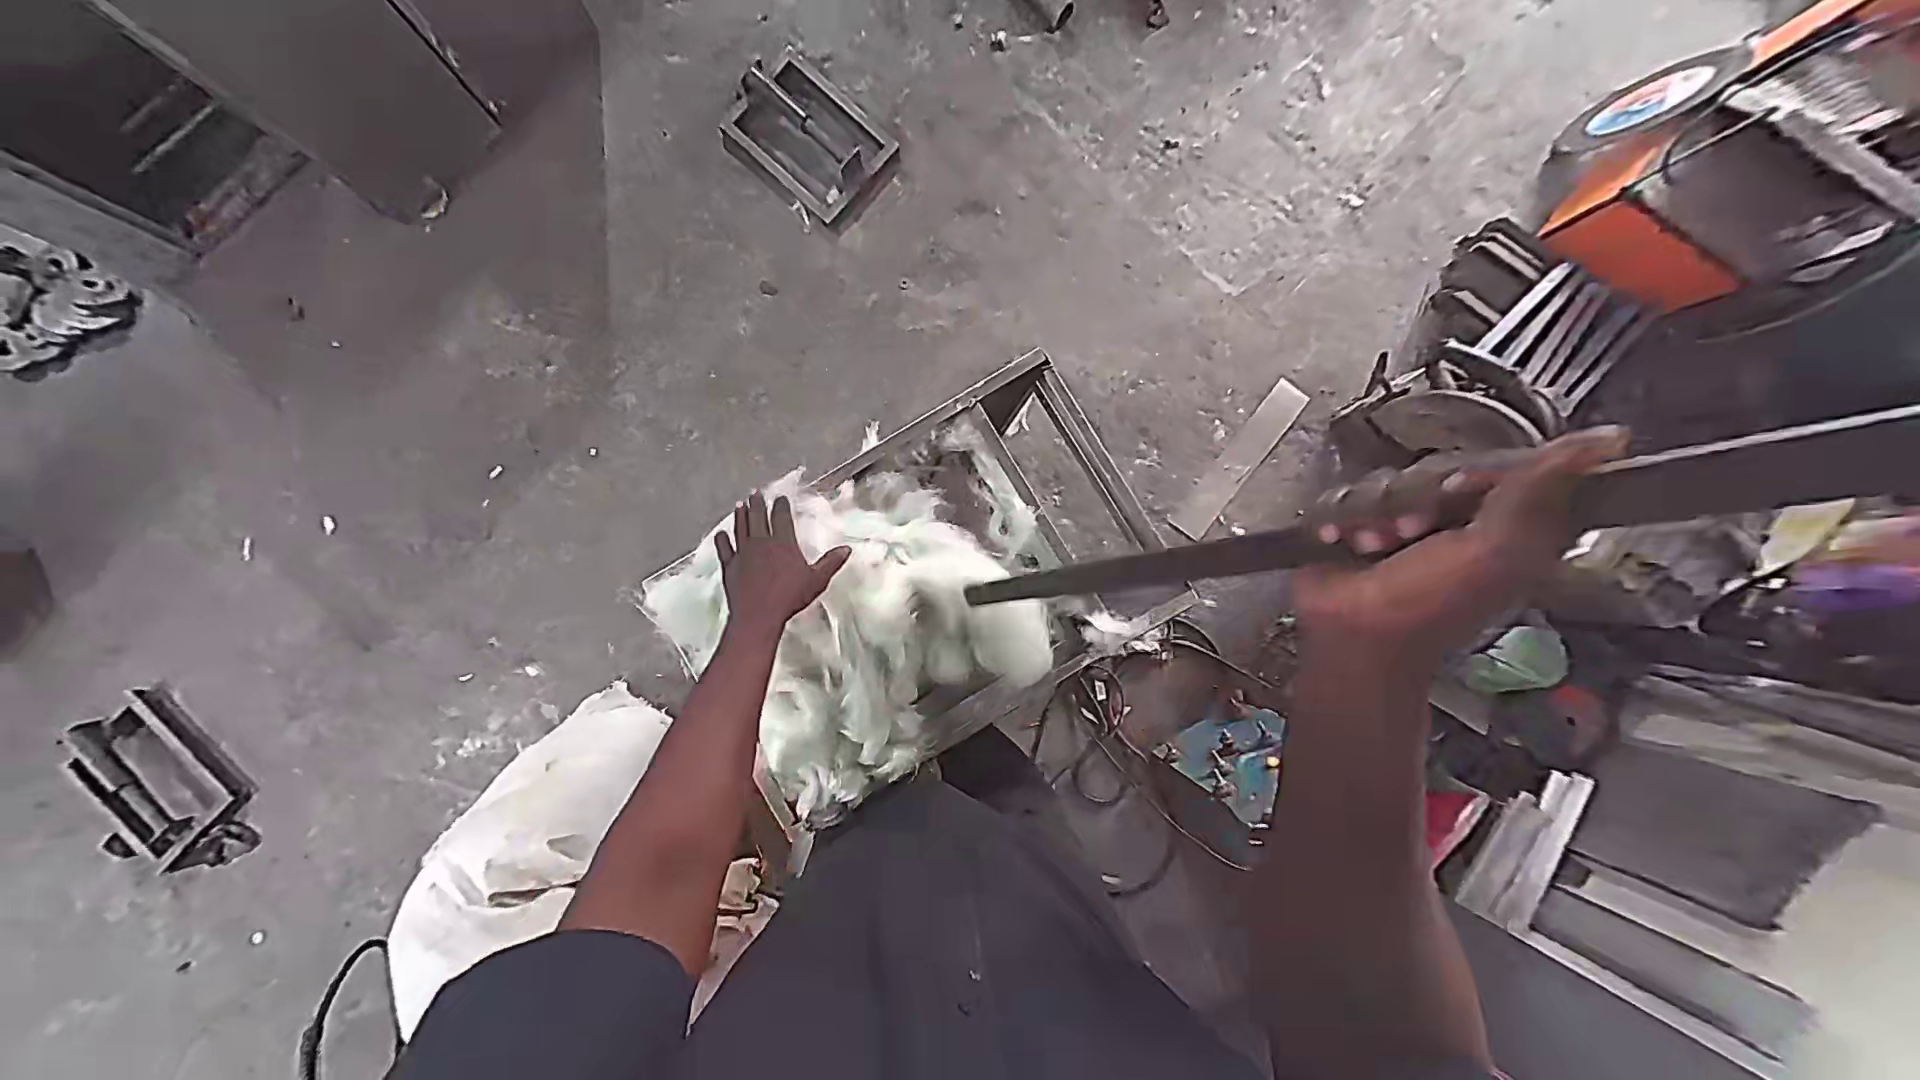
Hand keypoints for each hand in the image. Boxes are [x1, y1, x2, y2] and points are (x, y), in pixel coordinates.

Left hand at [715, 491, 850, 638]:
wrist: (758, 614)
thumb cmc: (788, 598)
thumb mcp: (817, 580)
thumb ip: (831, 562)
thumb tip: (845, 550)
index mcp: (783, 543)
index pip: (781, 517)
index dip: (781, 506)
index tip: (780, 499)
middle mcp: (761, 543)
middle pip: (757, 517)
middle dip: (757, 504)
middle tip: (756, 494)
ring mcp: (743, 553)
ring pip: (740, 528)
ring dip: (740, 515)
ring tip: (740, 505)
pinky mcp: (730, 566)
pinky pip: (724, 548)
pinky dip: (722, 540)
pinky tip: (721, 534)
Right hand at [1294, 427, 1627, 660]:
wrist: (1356, 637)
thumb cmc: (1430, 606)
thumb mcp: (1500, 550)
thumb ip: (1542, 490)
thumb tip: (1612, 438)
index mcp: (1497, 523)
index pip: (1492, 463)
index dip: (1470, 472)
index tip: (1454, 491)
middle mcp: (1448, 518)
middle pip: (1429, 470)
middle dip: (1413, 497)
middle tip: (1410, 530)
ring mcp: (1394, 522)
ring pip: (1380, 481)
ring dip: (1372, 515)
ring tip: (1371, 545)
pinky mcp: (1349, 525)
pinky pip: (1339, 497)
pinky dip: (1337, 519)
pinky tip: (1340, 540)